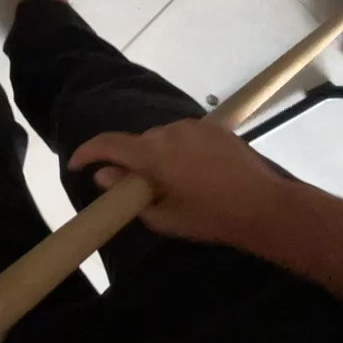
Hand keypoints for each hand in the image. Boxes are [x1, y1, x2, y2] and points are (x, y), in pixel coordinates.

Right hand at [69, 119, 299, 248]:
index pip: (108, 143)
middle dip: (131, 162)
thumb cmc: (211, 217)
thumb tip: (105, 176)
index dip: (87, 152)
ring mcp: (193, 126)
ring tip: (174, 183)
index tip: (76, 164)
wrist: (265, 206)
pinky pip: (183, 137)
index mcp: (153, 153)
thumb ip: (129, 194)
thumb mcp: (165, 216)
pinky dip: (180, 151)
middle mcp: (169, 131)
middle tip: (137, 188)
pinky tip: (196, 173)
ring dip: (158, 156)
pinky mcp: (213, 127)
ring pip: (161, 139)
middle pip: (137, 142)